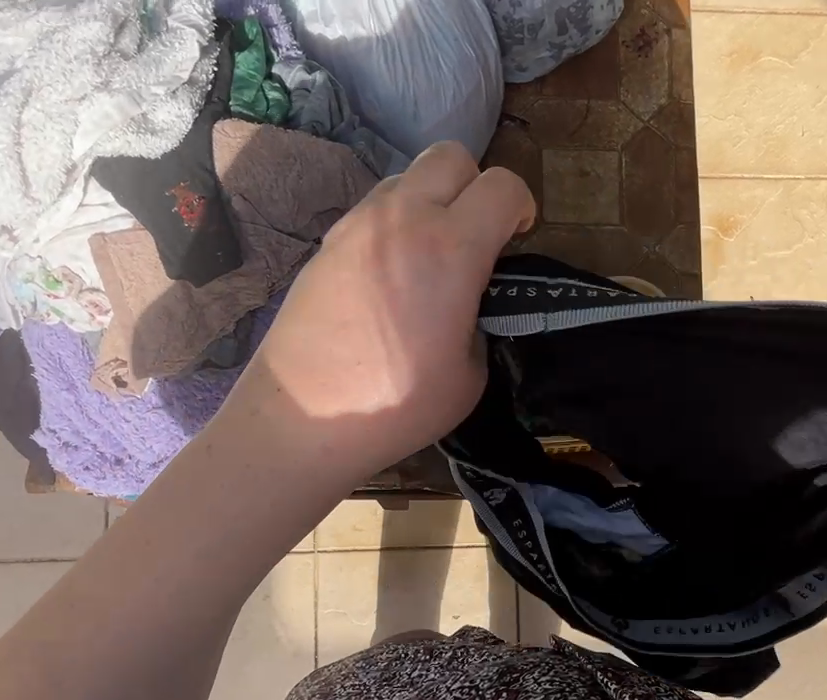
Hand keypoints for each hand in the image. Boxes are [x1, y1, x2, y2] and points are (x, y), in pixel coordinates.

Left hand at [230, 142, 535, 481]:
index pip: (502, 185)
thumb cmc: (398, 404)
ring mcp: (357, 225)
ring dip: (431, 202)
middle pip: (452, 156)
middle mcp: (403, 218)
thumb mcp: (470, 376)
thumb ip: (480, 321)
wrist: (305, 416)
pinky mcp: (327, 243)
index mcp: (451, 248)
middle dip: (475, 186)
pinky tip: (391, 278)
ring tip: (429, 258)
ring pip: (407, 177)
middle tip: (477, 237)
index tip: (518, 239)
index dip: (521, 206)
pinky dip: (394, 226)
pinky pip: (373, 210)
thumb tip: (469, 305)